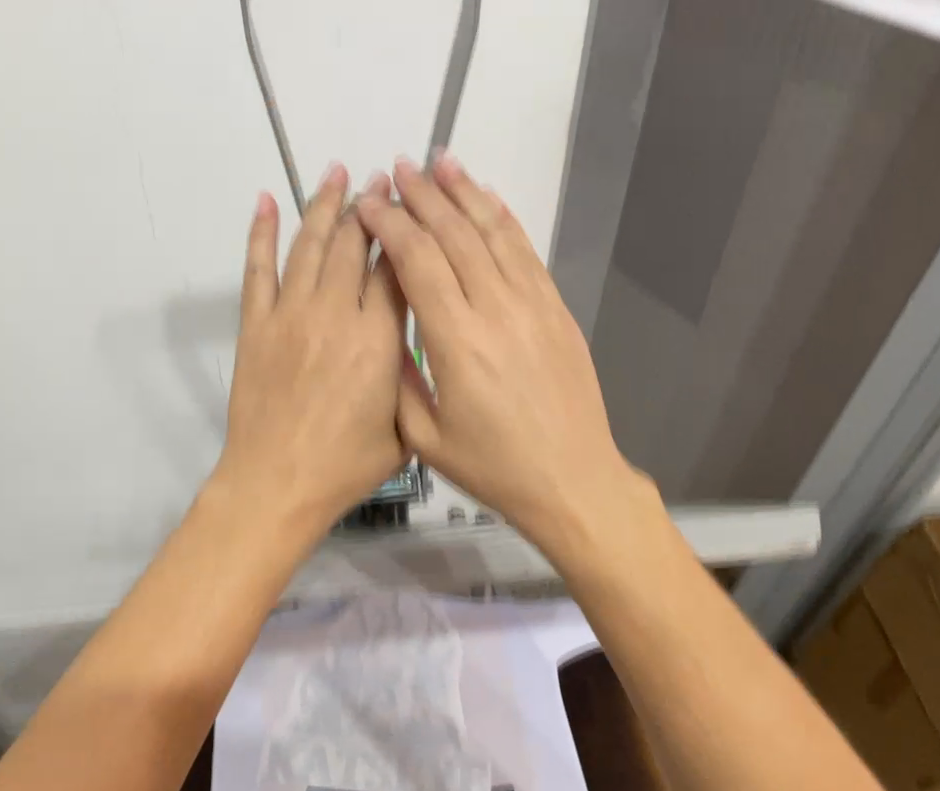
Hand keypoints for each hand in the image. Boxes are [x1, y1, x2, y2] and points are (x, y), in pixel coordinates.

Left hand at [215, 165, 409, 533]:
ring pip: (310, 246)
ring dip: (325, 205)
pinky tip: (266, 203)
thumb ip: (411, 386)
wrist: (278, 483)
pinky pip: (258, 269)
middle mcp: (335, 315)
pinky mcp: (255, 327)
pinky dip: (261, 233)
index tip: (411, 209)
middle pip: (354, 246)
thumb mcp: (403, 434)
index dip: (404, 235)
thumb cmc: (345, 468)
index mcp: (378, 341)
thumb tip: (407, 352)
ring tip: (337, 172)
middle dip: (370, 208)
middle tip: (380, 179)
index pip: (395, 271)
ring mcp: (290, 316)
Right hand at [355, 156, 643, 542]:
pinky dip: (504, 220)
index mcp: (457, 343)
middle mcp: (496, 310)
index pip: (418, 261)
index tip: (369, 205)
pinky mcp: (557, 311)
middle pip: (454, 235)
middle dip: (422, 197)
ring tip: (440, 162)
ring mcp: (533, 306)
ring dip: (465, 193)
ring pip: (494, 233)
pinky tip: (488, 200)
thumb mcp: (427, 439)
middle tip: (397, 169)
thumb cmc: (494, 467)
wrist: (570, 479)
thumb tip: (388, 335)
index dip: (390, 226)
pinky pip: (527, 252)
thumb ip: (400, 381)